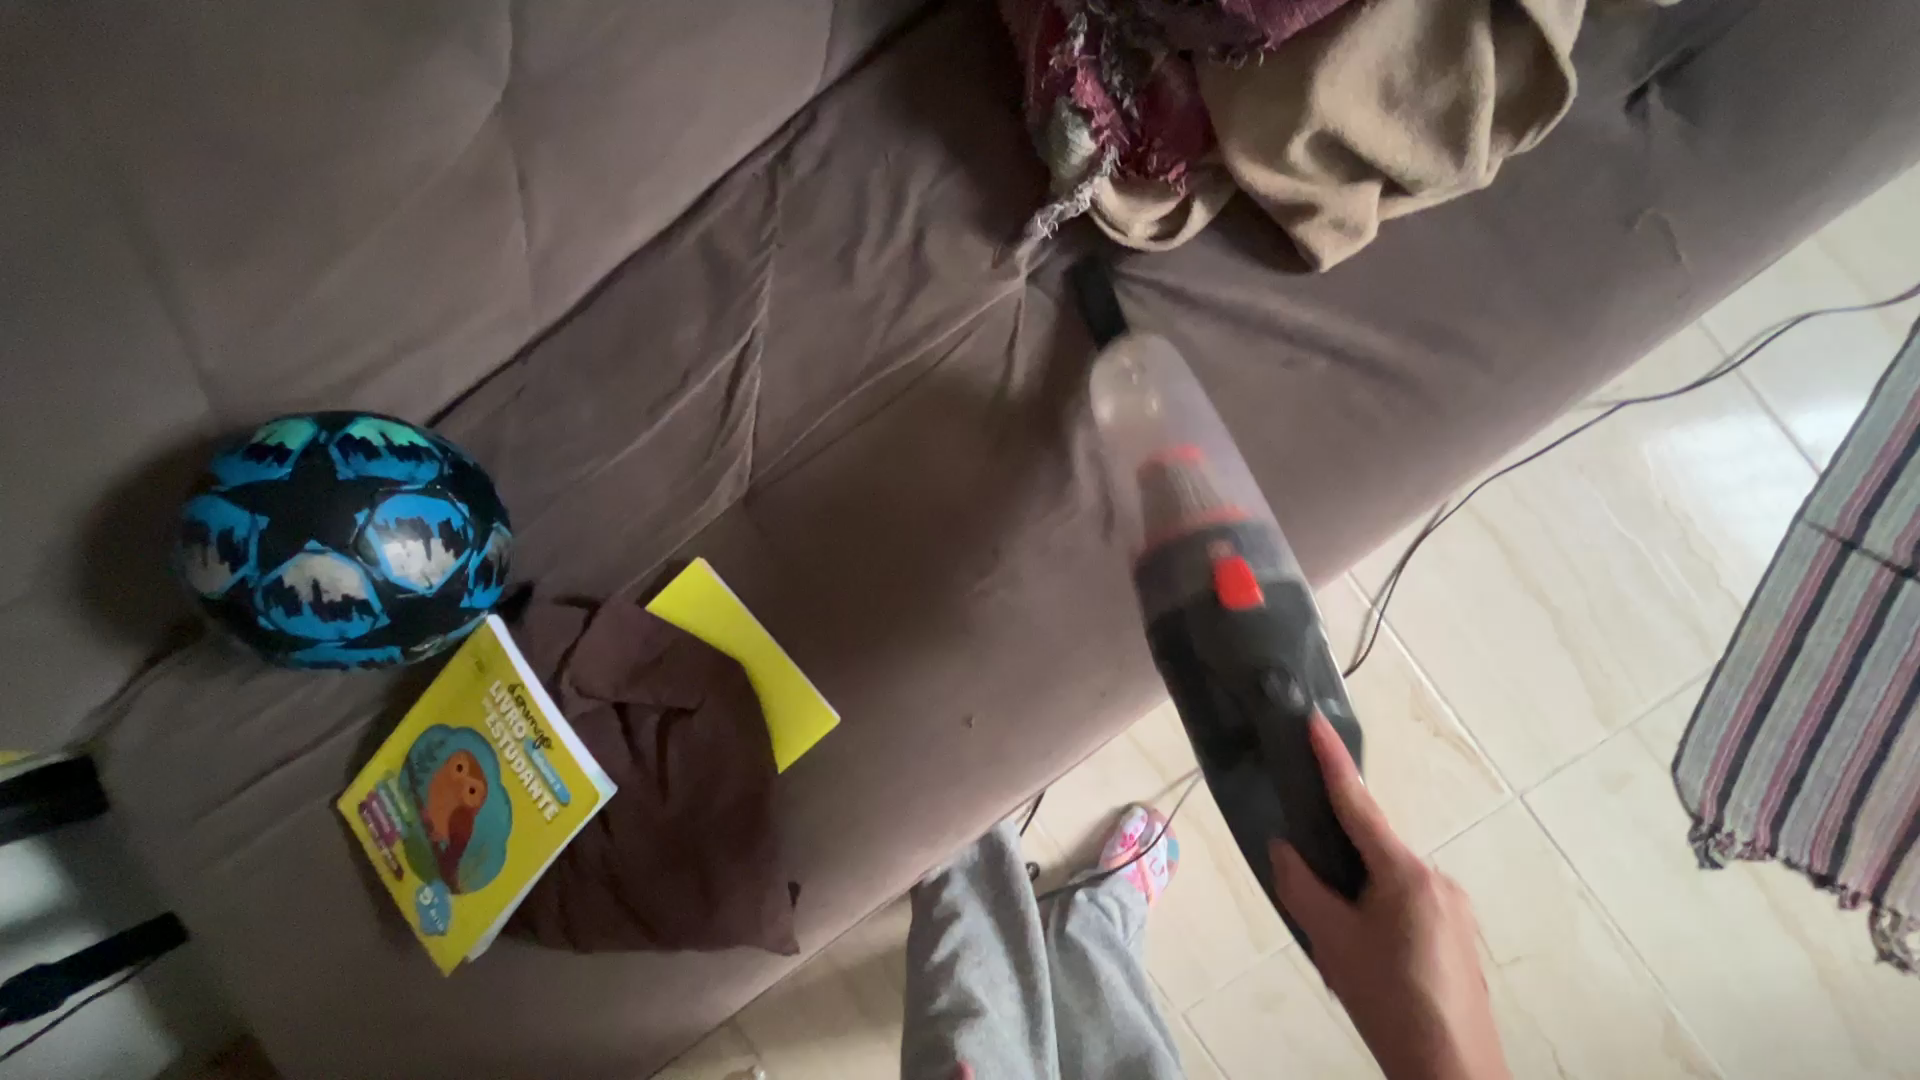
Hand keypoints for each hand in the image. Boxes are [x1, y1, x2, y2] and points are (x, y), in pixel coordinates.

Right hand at [1268, 713, 1509, 1079]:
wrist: (1454, 1076)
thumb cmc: (1387, 1001)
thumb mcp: (1331, 941)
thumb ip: (1300, 885)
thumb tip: (1284, 849)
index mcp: (1406, 874)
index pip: (1358, 804)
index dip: (1332, 761)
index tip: (1316, 720)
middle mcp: (1436, 880)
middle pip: (1373, 848)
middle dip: (1338, 857)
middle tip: (1312, 892)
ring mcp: (1454, 910)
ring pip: (1388, 880)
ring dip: (1358, 892)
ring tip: (1340, 940)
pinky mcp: (1459, 937)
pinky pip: (1406, 904)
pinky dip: (1378, 911)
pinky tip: (1368, 956)